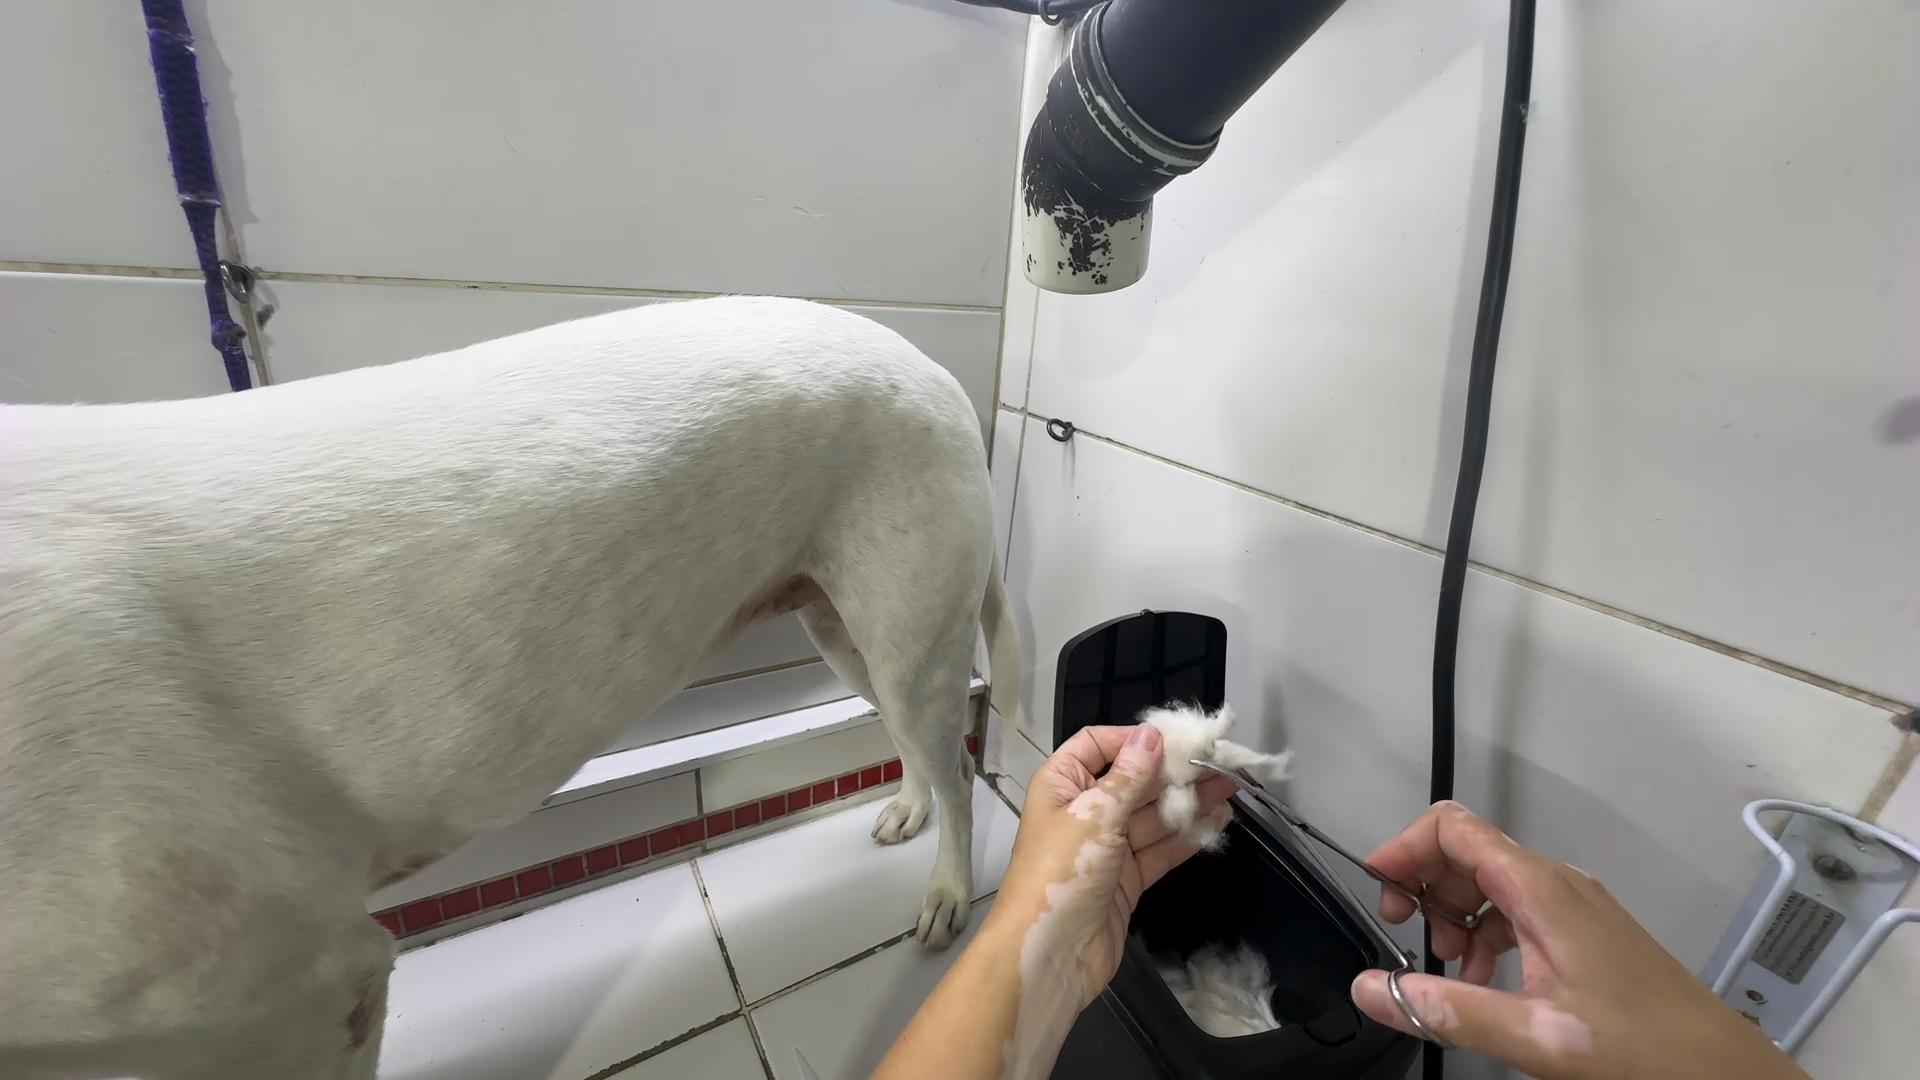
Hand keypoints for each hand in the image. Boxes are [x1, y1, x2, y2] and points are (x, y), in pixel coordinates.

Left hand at [983, 723, 1235, 1006]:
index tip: (1176, 738)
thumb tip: (1150, 734)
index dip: (1134, 739)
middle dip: (1172, 771)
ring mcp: (1106, 845)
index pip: (1097, 744)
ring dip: (1187, 801)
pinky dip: (1186, 836)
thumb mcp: (1095, 816)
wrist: (1049, 955)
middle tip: (1218, 761)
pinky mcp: (1126, 878)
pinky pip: (1159, 849)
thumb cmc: (1061, 873)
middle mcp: (1082, 808)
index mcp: (1061, 782)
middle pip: (1131, 779)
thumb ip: (1128, 776)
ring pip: (1151, 815)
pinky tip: (1217, 821)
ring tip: (1229, 787)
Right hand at [1350, 801, 1809, 1079]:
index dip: (1403, 847)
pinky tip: (1483, 982)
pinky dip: (1483, 935)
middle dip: (1422, 886)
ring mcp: (1571, 907)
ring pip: (1485, 883)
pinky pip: (1512, 912)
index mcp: (1539, 888)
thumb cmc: (1651, 1055)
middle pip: (1461, 852)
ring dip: (1451, 915)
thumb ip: (1446, 1010)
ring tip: (1448, 967)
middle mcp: (1553, 883)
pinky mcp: (1583, 933)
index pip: (1449, 827)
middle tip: (1405, 934)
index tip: (1380, 890)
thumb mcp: (1540, 1038)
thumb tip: (1365, 989)